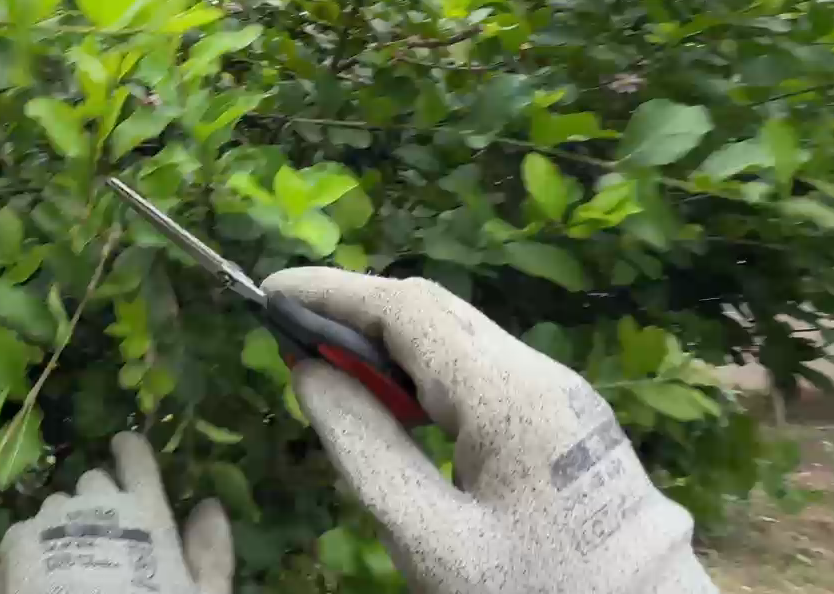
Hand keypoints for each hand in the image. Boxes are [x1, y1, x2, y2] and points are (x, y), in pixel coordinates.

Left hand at [0, 432, 231, 593]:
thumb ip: (209, 556)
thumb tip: (210, 507)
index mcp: (143, 513)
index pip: (135, 456)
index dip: (130, 451)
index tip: (125, 452)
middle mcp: (95, 503)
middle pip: (94, 481)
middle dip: (99, 501)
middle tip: (106, 538)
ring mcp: (52, 521)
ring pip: (58, 505)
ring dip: (66, 524)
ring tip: (72, 565)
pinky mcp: (16, 545)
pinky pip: (26, 531)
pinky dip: (34, 548)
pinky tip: (41, 579)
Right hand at [263, 268, 716, 593]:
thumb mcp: (432, 543)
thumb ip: (362, 446)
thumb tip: (308, 369)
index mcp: (511, 396)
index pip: (403, 309)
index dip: (329, 290)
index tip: (270, 292)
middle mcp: (541, 375)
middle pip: (429, 309)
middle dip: (353, 307)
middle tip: (292, 331)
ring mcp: (559, 395)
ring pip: (452, 334)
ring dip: (384, 337)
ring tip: (330, 366)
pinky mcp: (563, 420)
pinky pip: (475, 367)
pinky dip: (418, 367)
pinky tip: (392, 402)